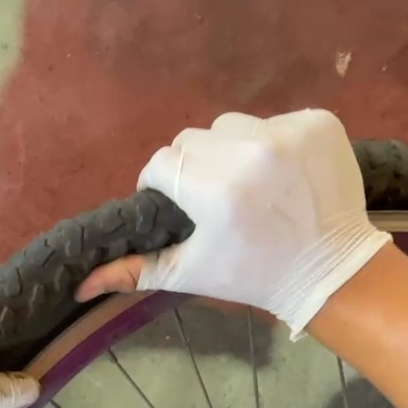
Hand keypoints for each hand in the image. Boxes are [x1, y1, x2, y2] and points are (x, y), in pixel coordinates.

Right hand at [75, 109, 390, 335]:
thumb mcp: (189, 273)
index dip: (160, 184)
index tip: (173, 204)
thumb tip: (80, 286)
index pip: (163, 163)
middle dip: (193, 166)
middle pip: (192, 139)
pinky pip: (272, 120)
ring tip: (243, 184)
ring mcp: (289, 133)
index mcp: (216, 192)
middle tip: (207, 198)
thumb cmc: (251, 276)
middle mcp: (251, 153)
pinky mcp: (318, 122)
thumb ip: (135, 271)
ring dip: (228, 150)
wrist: (327, 270)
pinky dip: (268, 144)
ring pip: (230, 124)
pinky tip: (277, 175)